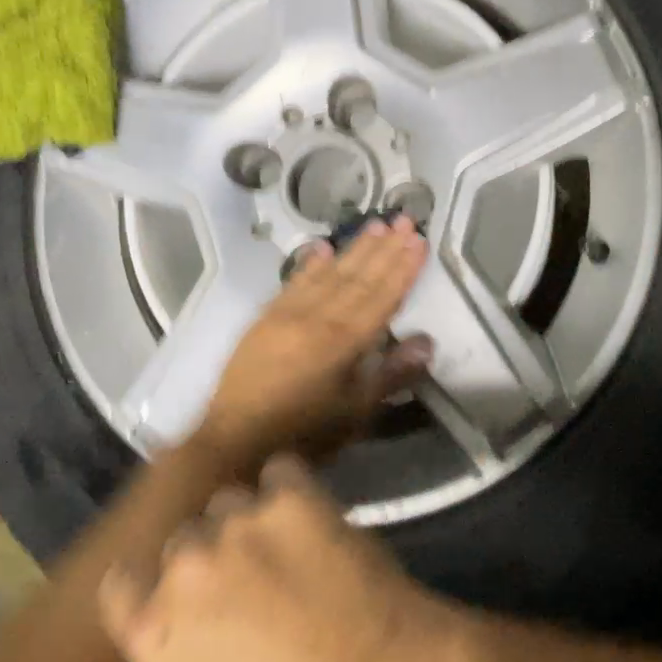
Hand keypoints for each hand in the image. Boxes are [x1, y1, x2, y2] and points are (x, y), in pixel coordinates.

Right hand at [99, 456, 461, 661]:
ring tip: (289, 545)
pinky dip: (293, 489)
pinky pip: (281, 473)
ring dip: (251, 520)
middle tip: (252, 577)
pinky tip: (313, 513)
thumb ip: (191, 659)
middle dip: (211, 555)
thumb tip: (206, 640)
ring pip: (230, 502)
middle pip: (185, 538)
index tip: (180, 587)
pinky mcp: (292, 498)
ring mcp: (238, 524)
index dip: (152, 582)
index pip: (123, 583)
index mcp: (153, 629)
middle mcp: (185, 566)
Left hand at [195, 216, 431, 462]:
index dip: (402, 268)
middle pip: (357, 277)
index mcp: (343, 341)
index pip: (381, 296)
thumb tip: (427, 341)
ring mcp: (287, 314)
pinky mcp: (265, 319)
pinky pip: (294, 282)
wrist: (234, 441)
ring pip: (328, 273)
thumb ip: (391, 375)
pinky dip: (311, 264)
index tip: (418, 240)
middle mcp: (317, 317)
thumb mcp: (354, 414)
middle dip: (384, 249)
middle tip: (405, 220)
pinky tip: (323, 248)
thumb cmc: (303, 436)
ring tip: (376, 225)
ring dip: (354, 248)